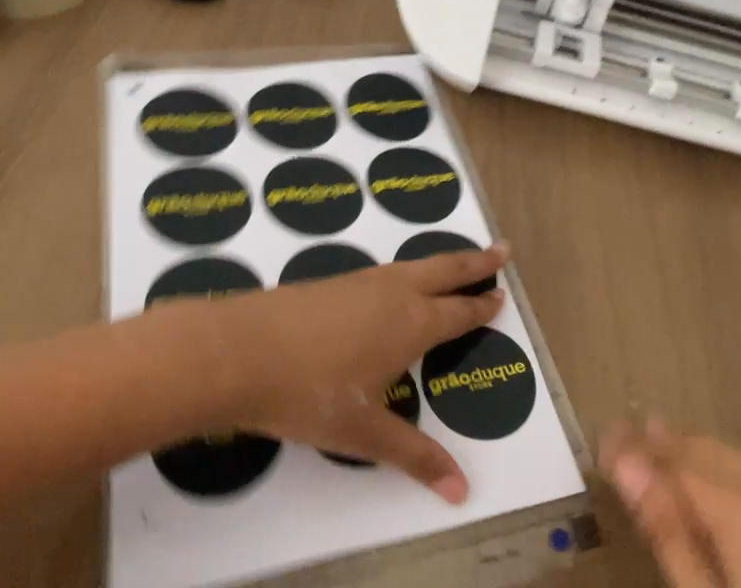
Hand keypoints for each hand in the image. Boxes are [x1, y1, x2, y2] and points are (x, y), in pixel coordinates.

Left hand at [202, 245, 509, 503]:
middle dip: (475, 263)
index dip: (482, 306)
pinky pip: (384, 271)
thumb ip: (413, 455)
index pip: (459, 313)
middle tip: (501, 249)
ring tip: (452, 265)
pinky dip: (405, 271)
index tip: (502, 293)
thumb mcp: (363, 432)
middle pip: (444, 270)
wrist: (237, 350)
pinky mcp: (329, 283)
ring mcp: (359, 282)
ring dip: (440, 264)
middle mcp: (392, 293)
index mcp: (411, 323)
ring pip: (412, 266)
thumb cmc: (309, 393)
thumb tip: (462, 491)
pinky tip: (391, 285)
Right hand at [601, 420, 740, 587]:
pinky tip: (719, 484)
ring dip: (698, 454)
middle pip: (709, 451)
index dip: (635, 450)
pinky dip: (735, 473)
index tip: (603, 441)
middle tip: (623, 439)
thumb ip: (670, 532)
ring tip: (661, 453)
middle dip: (664, 444)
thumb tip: (626, 465)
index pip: (674, 460)